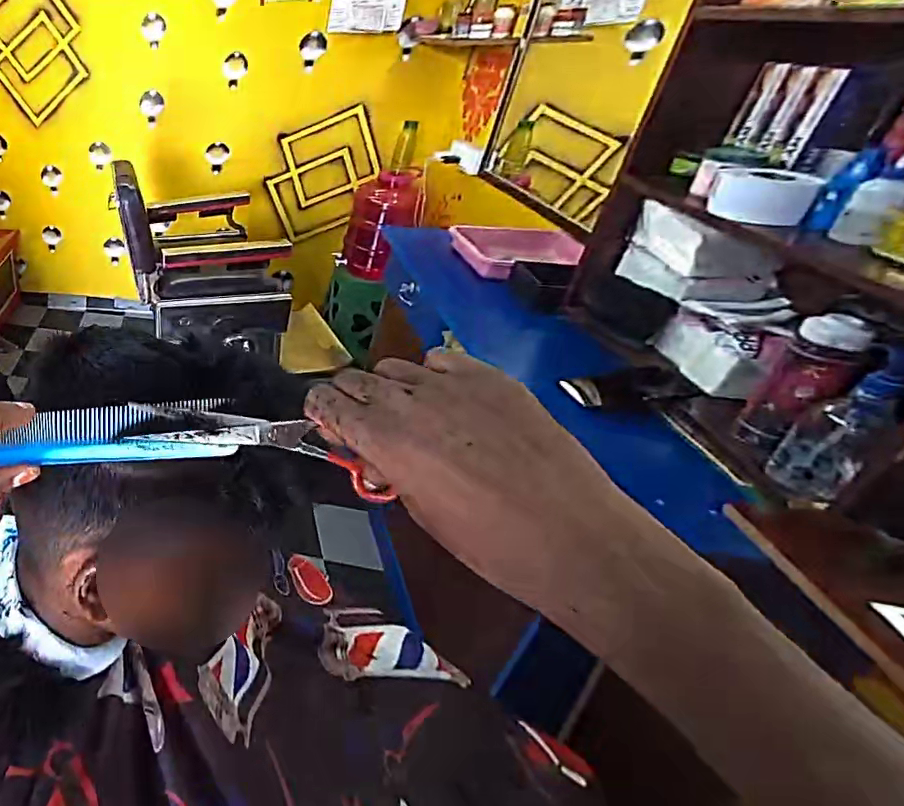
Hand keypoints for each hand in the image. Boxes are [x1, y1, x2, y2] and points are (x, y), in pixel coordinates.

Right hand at [304, 349, 665, 618]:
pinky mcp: (490, 377)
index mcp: (382, 437)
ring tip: (414, 417)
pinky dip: (433, 376)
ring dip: (390, 389)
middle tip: (367, 427)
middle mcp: (407, 400)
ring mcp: (451, 383)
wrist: (582, 540)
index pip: (324, 400)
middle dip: (349, 400)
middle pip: (352, 378)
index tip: (330, 426)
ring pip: (393, 366)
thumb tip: (374, 455)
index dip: (321, 412)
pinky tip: (451, 402)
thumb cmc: (492, 543)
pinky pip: (440, 360)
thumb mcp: (418, 511)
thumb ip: (386, 469)